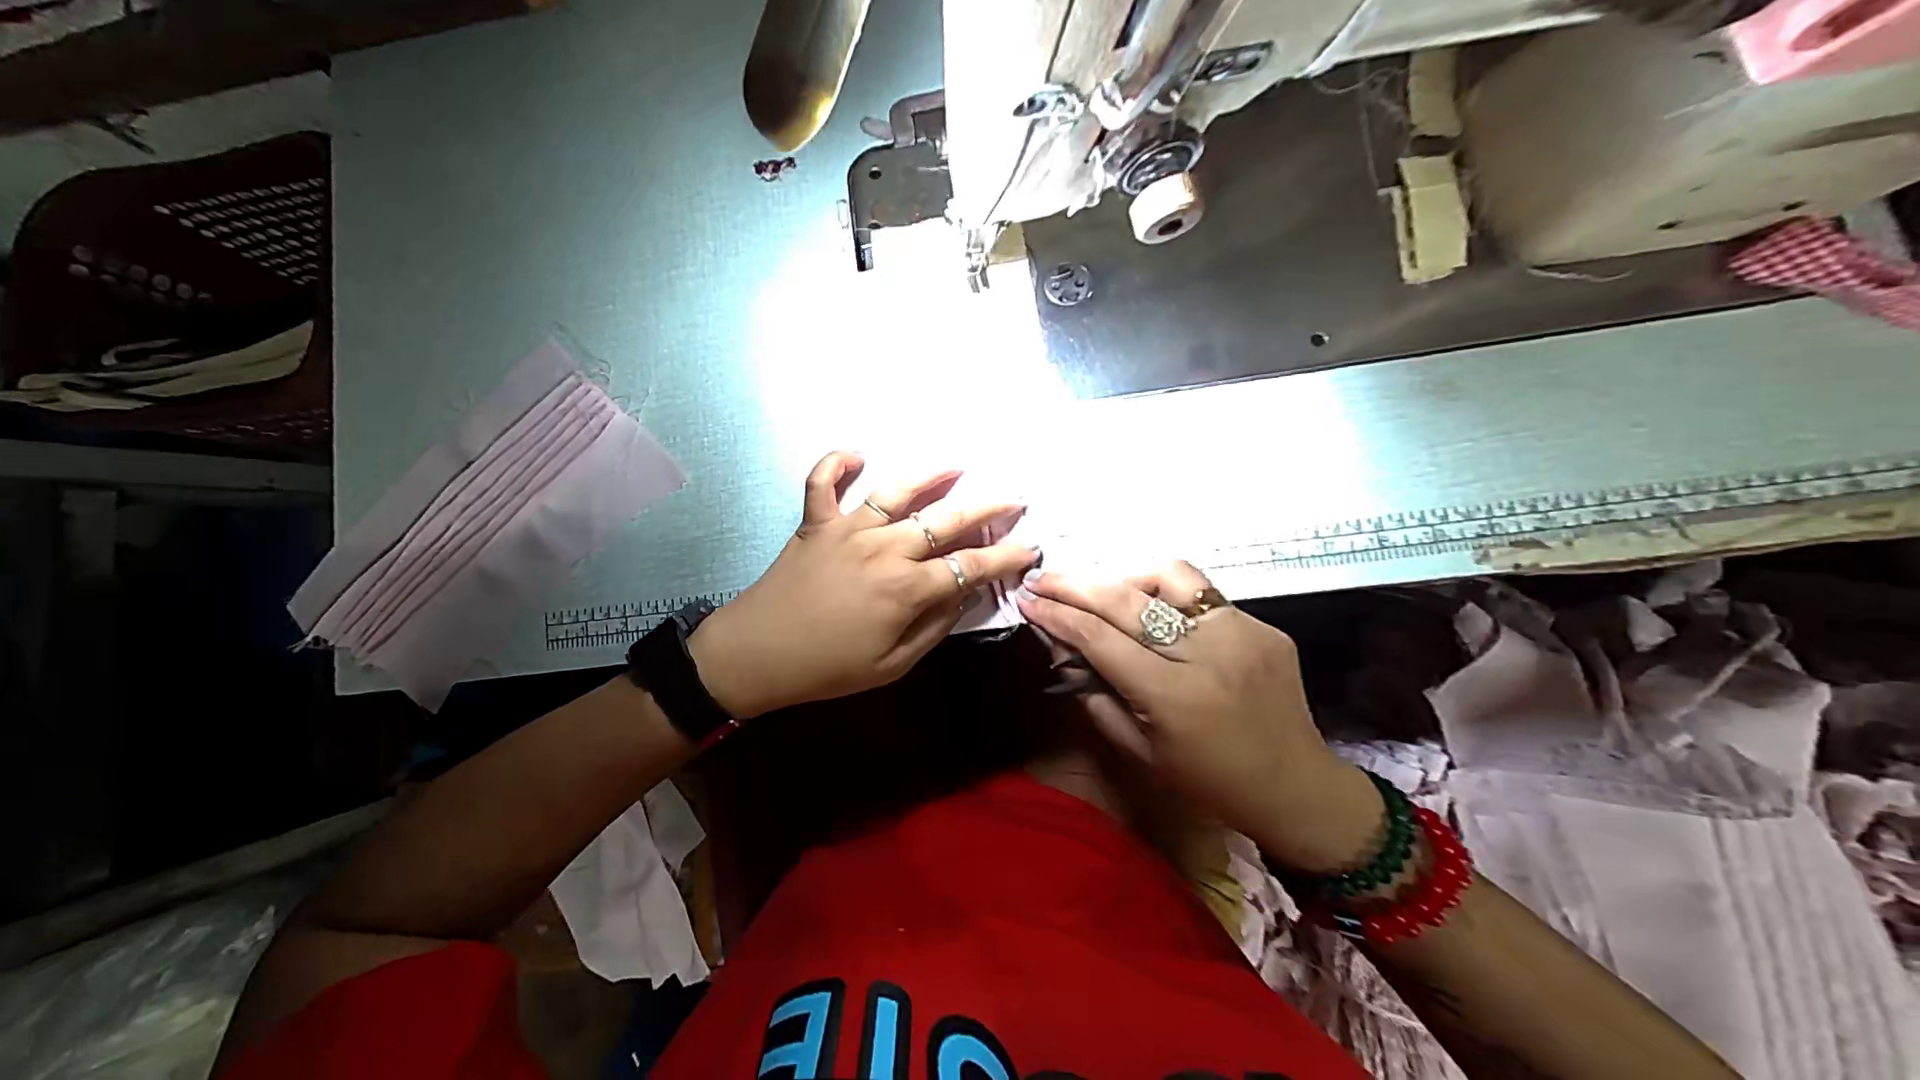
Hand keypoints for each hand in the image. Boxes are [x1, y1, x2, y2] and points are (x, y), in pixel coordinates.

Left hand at [688, 451, 1040, 719]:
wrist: (756, 656)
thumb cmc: (828, 669)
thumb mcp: (892, 665)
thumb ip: (935, 627)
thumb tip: (966, 595)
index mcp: (906, 588)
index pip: (971, 566)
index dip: (1006, 557)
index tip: (1030, 548)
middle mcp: (884, 548)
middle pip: (946, 520)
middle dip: (987, 508)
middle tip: (1013, 498)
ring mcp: (848, 529)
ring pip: (896, 492)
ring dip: (930, 476)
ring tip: (956, 467)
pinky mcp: (815, 523)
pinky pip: (823, 483)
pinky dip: (836, 464)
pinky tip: (856, 454)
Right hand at [1016, 562, 1385, 872]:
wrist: (1296, 787)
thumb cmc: (1209, 782)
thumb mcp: (1142, 751)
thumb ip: (1097, 697)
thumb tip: (1064, 649)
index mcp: (1175, 696)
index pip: (1101, 639)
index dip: (1058, 616)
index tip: (1028, 601)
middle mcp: (1209, 653)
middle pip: (1127, 600)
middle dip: (1076, 584)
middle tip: (1044, 577)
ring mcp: (1242, 632)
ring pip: (1170, 576)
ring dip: (1127, 577)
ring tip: (1105, 589)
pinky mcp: (1264, 626)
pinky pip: (1204, 596)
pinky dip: (1169, 598)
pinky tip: (1156, 613)